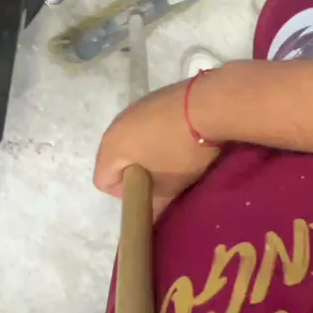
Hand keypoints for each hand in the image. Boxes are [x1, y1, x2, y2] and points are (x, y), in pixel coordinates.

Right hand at [94, 75, 223, 213]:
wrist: (209, 105)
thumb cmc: (182, 149)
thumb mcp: (171, 184)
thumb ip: (156, 204)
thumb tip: (152, 215)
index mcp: (110, 147)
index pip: (103, 181)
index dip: (125, 192)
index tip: (150, 190)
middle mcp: (115, 124)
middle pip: (116, 158)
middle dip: (137, 170)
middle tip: (163, 175)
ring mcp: (135, 107)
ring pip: (133, 138)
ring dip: (148, 150)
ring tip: (174, 154)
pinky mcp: (154, 96)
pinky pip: (148, 122)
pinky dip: (159, 132)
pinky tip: (181, 134)